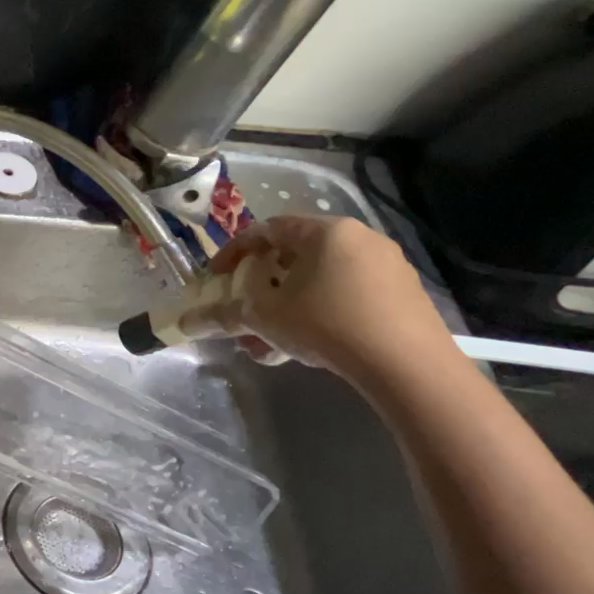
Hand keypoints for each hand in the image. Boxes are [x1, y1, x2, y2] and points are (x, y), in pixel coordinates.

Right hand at [211, 215, 455, 380]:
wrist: (408, 364)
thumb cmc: (326, 324)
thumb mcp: (262, 318)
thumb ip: (222, 315)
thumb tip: (185, 322)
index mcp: (325, 232)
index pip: (267, 229)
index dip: (233, 252)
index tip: (216, 278)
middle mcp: (360, 238)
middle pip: (295, 254)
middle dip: (262, 283)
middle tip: (244, 306)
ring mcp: (387, 265)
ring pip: (320, 277)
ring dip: (287, 301)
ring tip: (271, 335)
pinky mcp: (403, 292)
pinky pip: (346, 292)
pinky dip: (318, 309)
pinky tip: (306, 341)